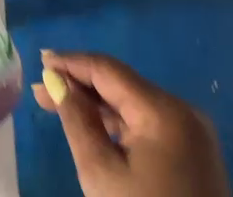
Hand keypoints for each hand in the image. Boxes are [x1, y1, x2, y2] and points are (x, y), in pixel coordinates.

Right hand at [33, 50, 230, 196]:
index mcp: (163, 111)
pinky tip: (93, 126)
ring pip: (133, 104)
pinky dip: (118, 122)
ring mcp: (192, 134)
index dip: (70, 62)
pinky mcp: (193, 153)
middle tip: (40, 91)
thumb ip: (76, 120)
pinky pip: (147, 124)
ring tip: (56, 105)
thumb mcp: (101, 172)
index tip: (39, 61)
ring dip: (96, 104)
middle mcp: (183, 112)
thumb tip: (57, 80)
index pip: (108, 70)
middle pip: (121, 84)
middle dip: (79, 84)